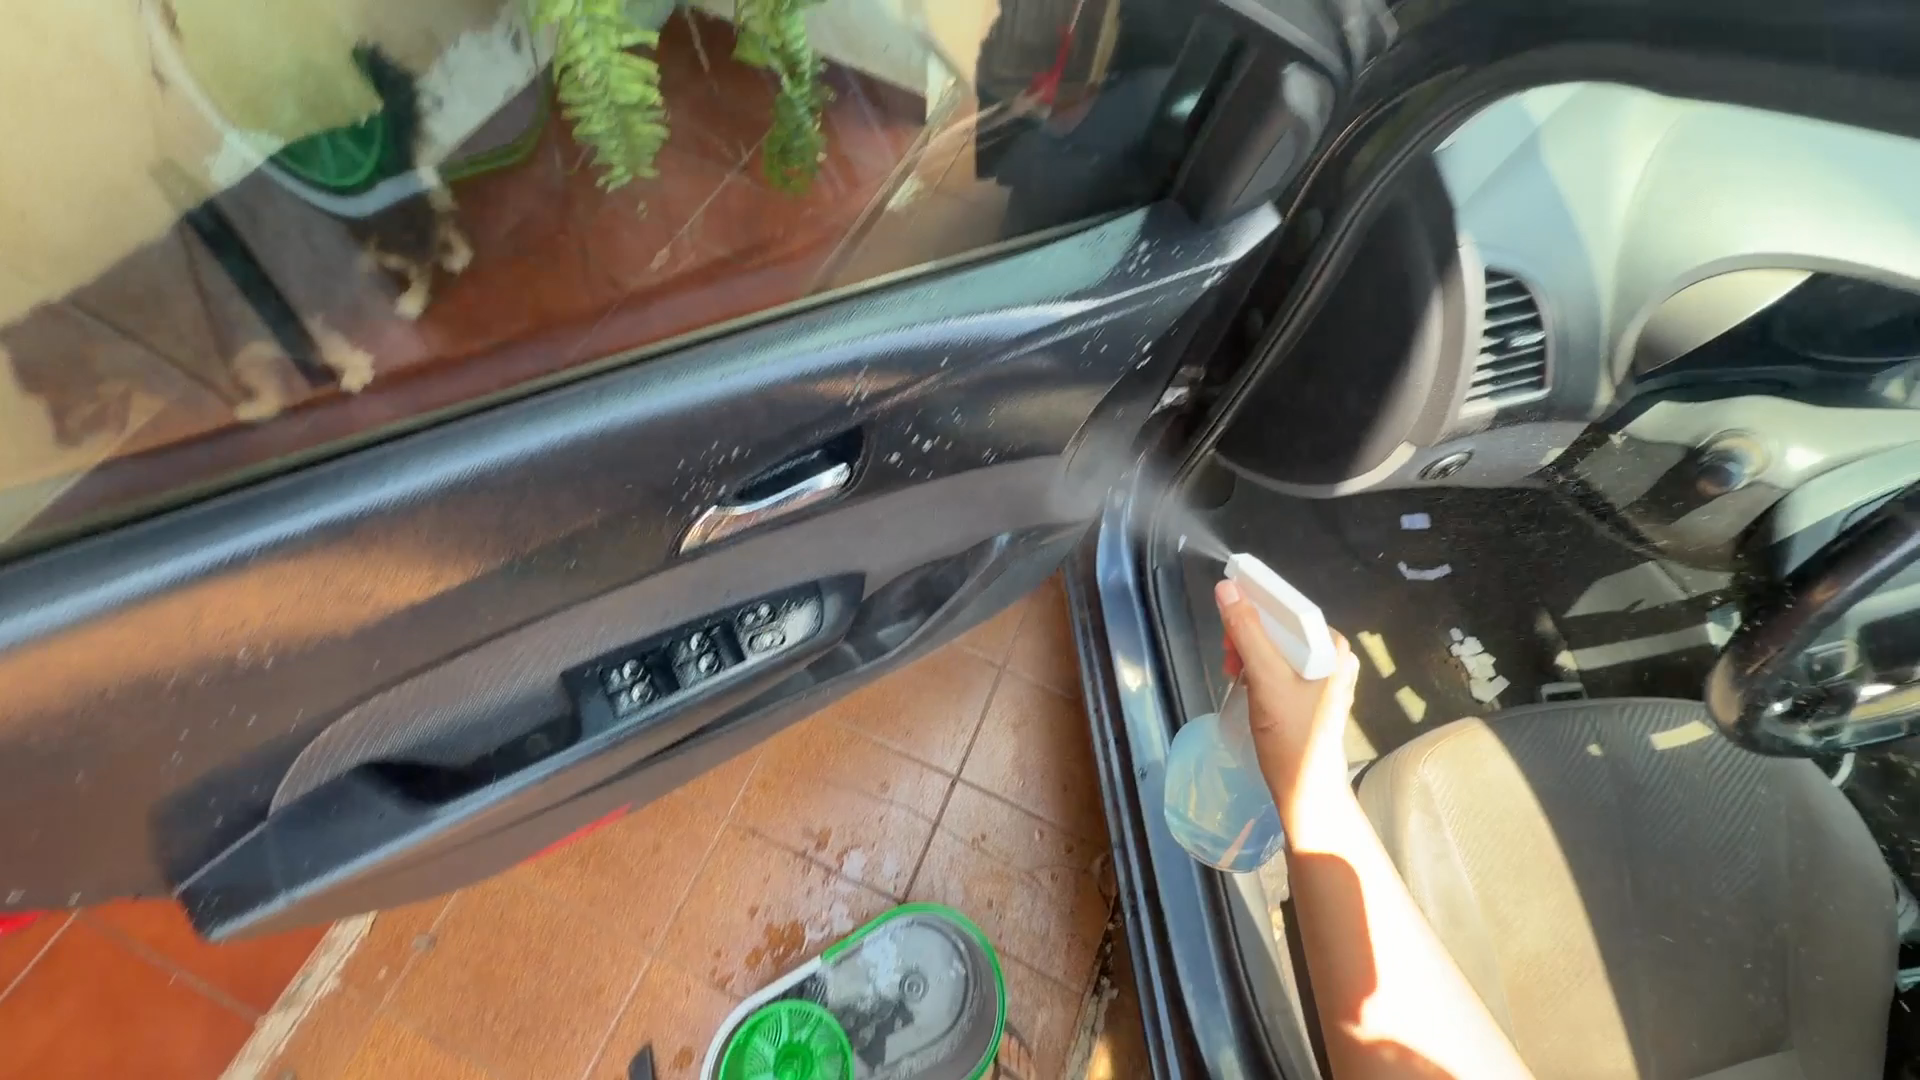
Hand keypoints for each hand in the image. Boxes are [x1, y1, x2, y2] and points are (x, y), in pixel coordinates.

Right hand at [1215, 580, 1360, 820]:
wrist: (1306, 793)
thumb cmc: (1291, 737)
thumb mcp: (1265, 679)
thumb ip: (1246, 632)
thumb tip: (1226, 587)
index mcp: (1333, 648)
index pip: (1289, 609)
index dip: (1254, 607)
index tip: (1226, 619)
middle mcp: (1333, 657)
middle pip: (1281, 627)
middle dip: (1248, 636)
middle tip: (1228, 656)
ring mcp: (1324, 678)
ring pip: (1277, 648)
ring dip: (1248, 653)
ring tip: (1233, 672)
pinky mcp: (1311, 696)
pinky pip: (1279, 667)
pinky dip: (1257, 669)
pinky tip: (1245, 683)